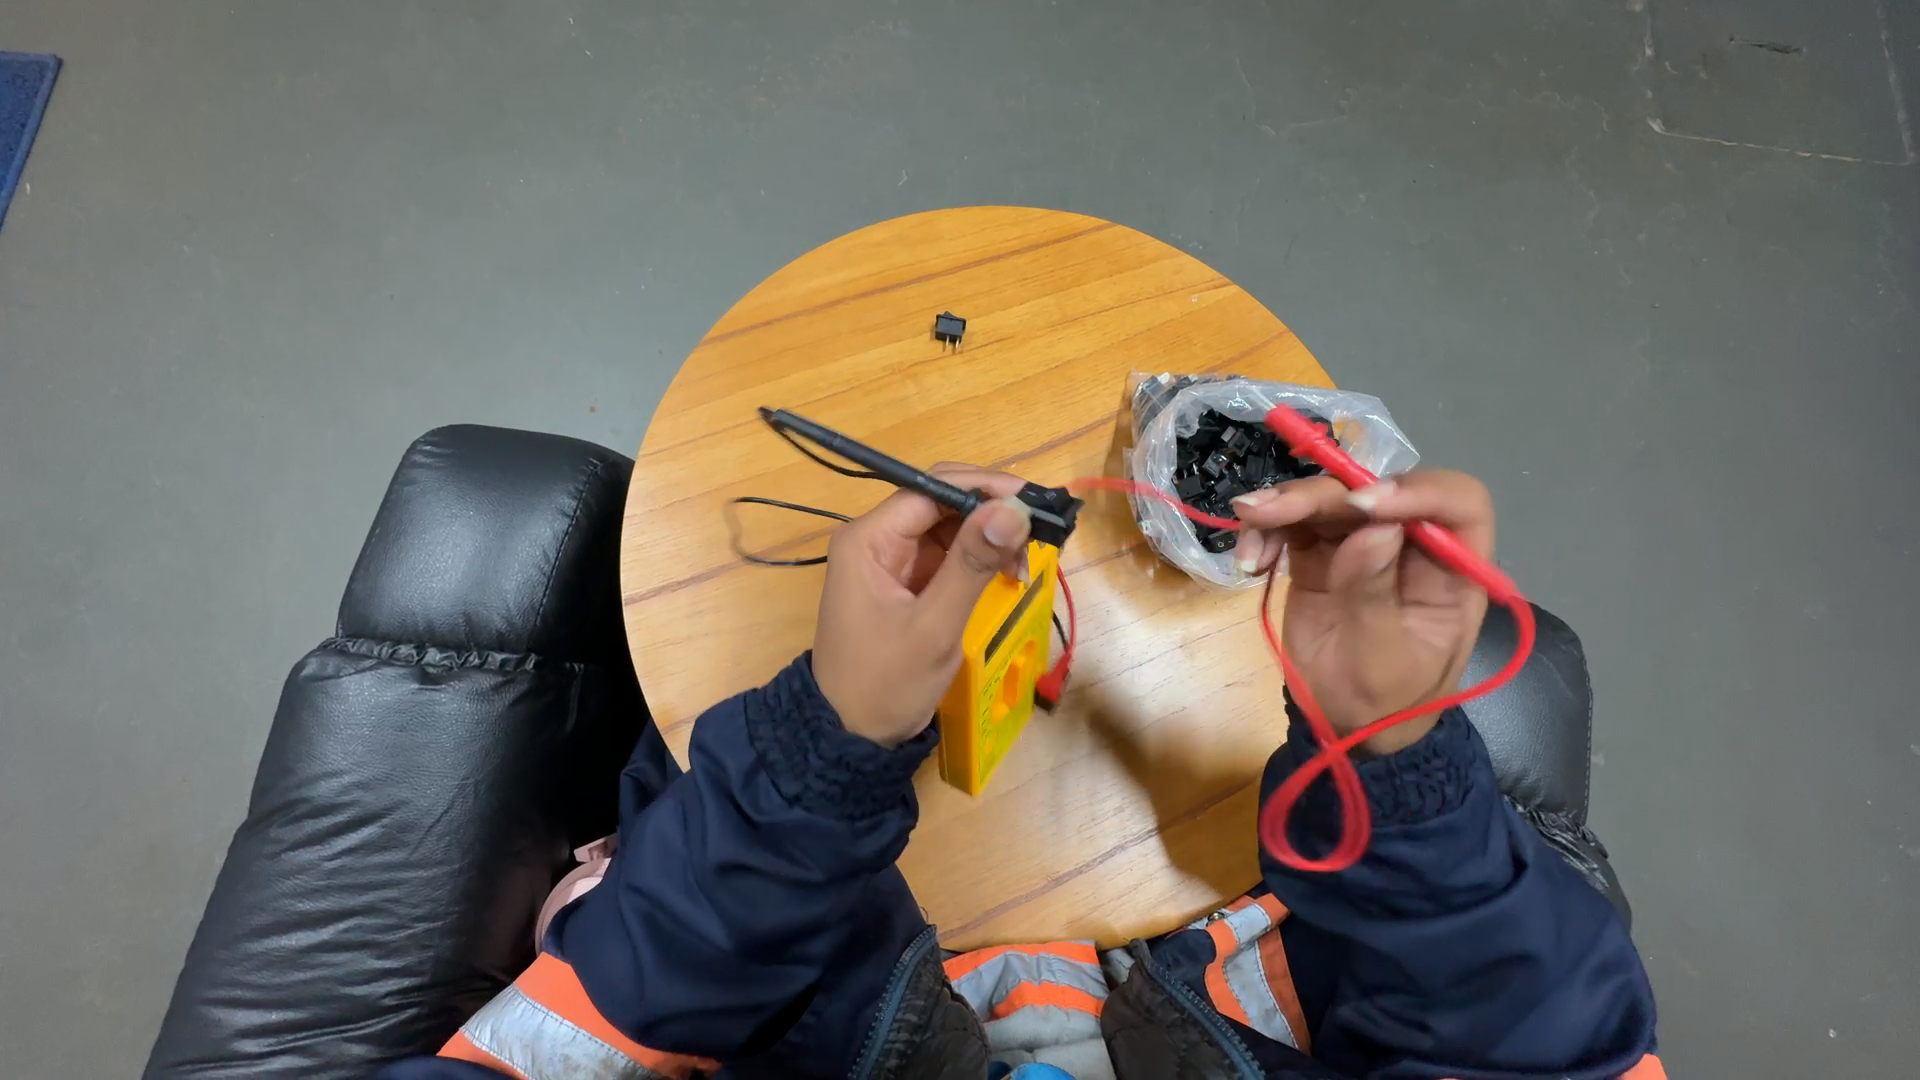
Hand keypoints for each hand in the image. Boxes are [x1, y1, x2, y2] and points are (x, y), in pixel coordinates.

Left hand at [812, 465, 1033, 746]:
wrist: (851, 736)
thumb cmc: (886, 683)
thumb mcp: (934, 626)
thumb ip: (973, 564)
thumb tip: (1014, 509)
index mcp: (868, 540)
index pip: (930, 489)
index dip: (982, 488)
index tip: (1032, 499)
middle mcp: (876, 540)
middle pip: (940, 503)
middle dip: (990, 511)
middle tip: (1037, 530)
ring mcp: (891, 561)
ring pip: (949, 527)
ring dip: (988, 536)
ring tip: (1024, 560)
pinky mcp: (906, 583)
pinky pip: (948, 555)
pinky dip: (978, 559)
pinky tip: (1006, 573)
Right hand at [1230, 470, 1495, 755]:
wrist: (1343, 725)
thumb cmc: (1381, 702)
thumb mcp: (1382, 660)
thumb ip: (1375, 595)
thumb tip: (1374, 529)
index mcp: (1452, 570)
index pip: (1455, 504)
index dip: (1415, 491)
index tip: (1362, 506)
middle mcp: (1410, 545)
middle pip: (1373, 492)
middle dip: (1321, 495)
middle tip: (1268, 511)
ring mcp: (1360, 545)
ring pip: (1327, 499)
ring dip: (1283, 505)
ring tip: (1249, 524)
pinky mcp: (1318, 553)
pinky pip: (1291, 523)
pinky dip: (1265, 530)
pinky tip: (1249, 561)